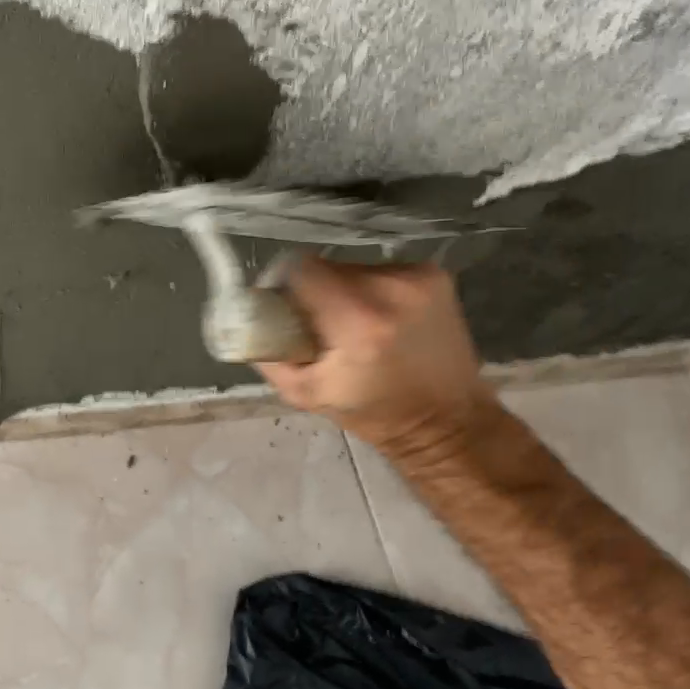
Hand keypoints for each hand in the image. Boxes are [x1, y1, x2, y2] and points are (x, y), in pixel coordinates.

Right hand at [254, 257, 491, 449]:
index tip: (285, 308)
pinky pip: (378, 270)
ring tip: (352, 325)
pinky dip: (369, 291)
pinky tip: (379, 320)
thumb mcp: (304, 392)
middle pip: (325, 267)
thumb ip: (267, 351)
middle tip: (318, 325)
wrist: (448, 422)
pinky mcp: (433, 275)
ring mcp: (418, 279)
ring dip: (342, 290)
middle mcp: (392, 290)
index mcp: (359, 322)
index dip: (285, 285)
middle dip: (314, 292)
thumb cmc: (374, 413)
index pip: (300, 268)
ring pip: (351, 266)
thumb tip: (240, 319)